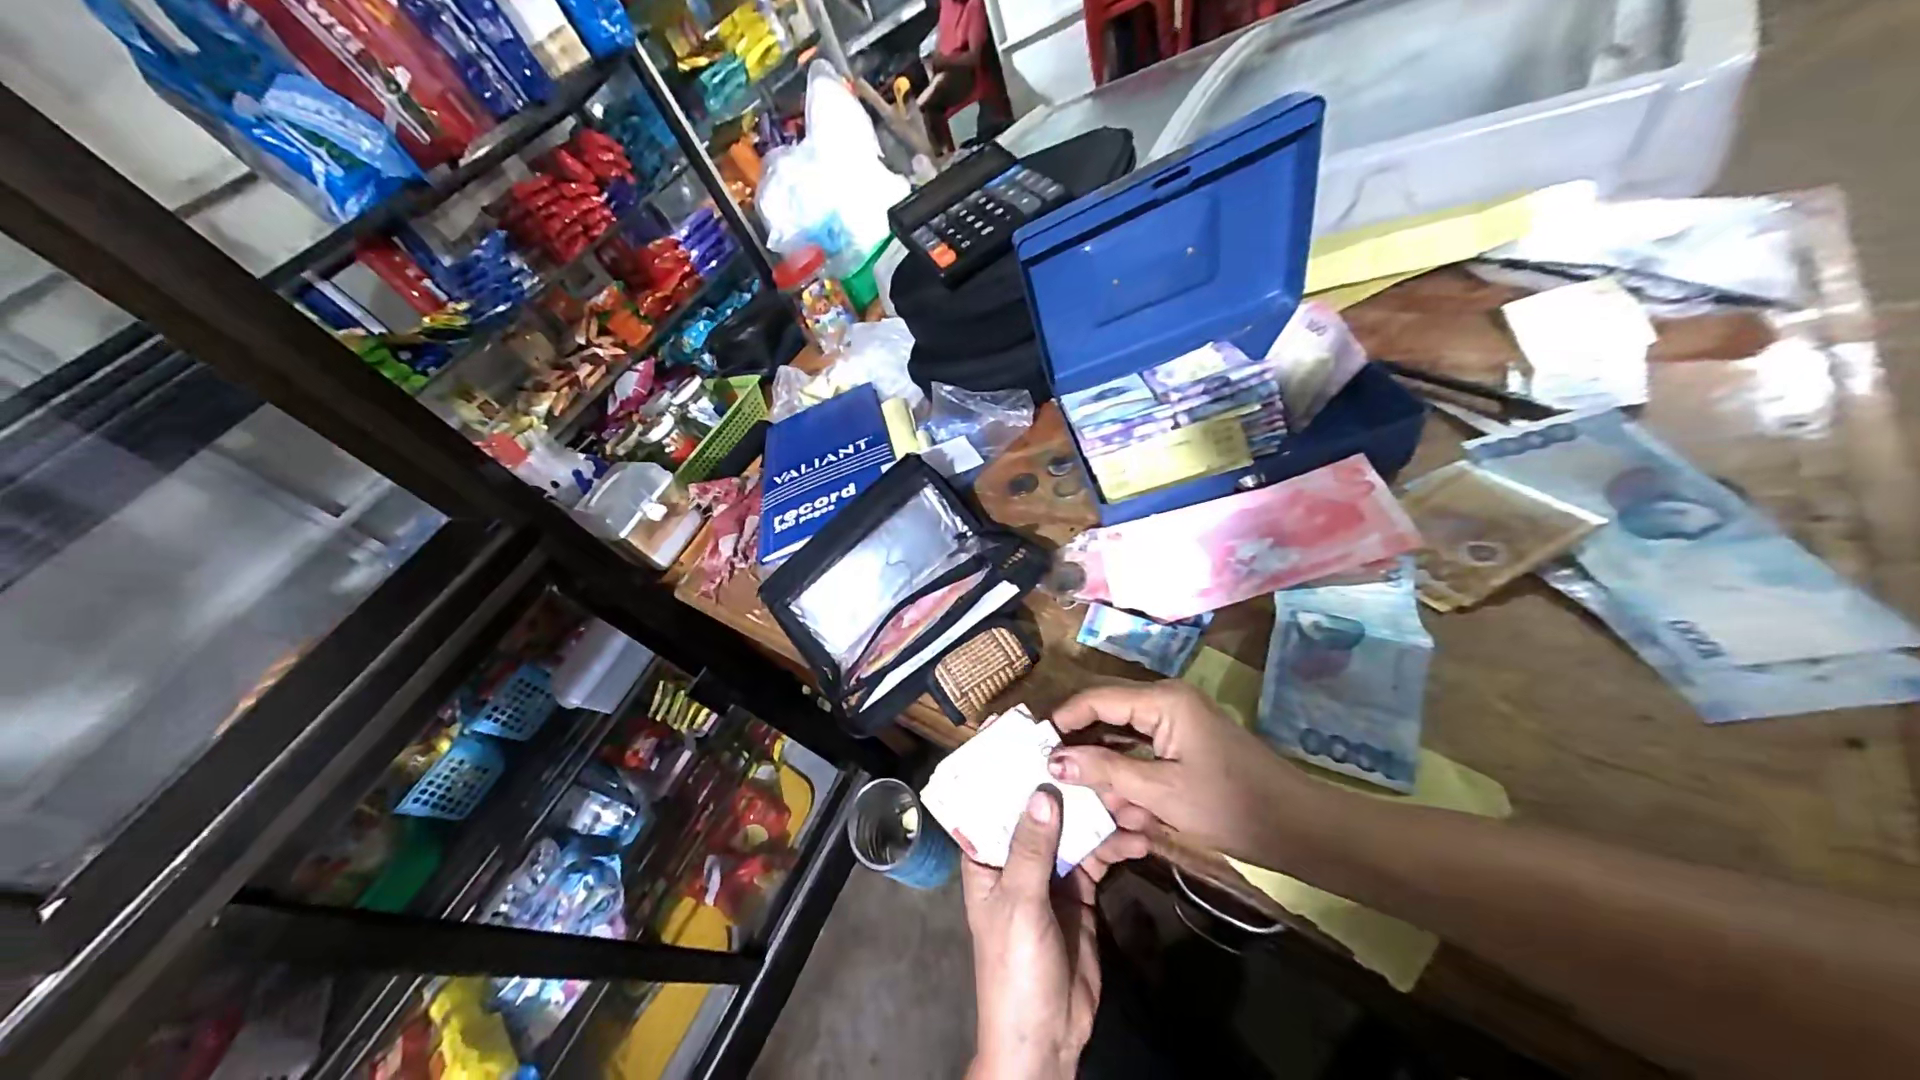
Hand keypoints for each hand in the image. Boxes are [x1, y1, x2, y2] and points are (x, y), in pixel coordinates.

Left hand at [961, 786, 1147, 1079]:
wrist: (1048, 1037)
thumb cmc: (1014, 968)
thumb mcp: (1019, 905)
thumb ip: (1032, 849)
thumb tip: (1044, 792)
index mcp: (986, 856)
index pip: (990, 801)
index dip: (1005, 767)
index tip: (1025, 728)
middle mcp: (1016, 856)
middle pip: (1040, 809)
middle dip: (1068, 787)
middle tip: (1101, 760)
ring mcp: (1050, 871)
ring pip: (1073, 829)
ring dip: (1100, 815)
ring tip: (1133, 800)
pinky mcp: (1079, 890)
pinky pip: (1097, 857)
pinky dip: (1116, 845)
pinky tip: (1139, 838)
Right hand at [1047, 680, 1313, 864]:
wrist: (1297, 828)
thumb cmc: (1230, 804)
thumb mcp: (1160, 791)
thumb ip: (1105, 770)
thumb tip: (1054, 758)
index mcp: (1162, 701)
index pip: (1097, 698)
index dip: (1063, 719)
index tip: (1033, 745)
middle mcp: (1165, 702)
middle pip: (1107, 716)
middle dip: (1082, 748)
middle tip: (1051, 774)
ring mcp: (1176, 724)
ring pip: (1122, 739)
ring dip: (1106, 770)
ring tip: (1084, 799)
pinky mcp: (1183, 745)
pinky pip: (1142, 753)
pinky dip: (1128, 778)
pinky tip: (1118, 808)